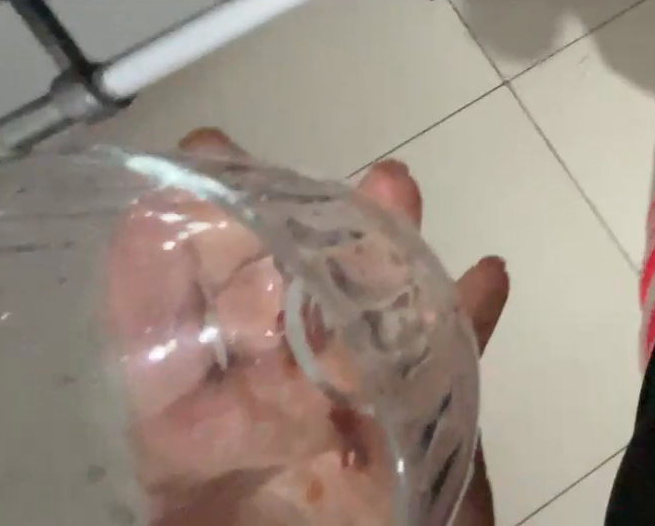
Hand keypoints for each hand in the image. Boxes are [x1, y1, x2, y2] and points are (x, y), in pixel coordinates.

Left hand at [106, 129, 509, 524]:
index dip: (167, 256)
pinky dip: (470, 316)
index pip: (171, 331)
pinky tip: (487, 278)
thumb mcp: (196, 516)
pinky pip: (453, 353)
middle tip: (283, 164)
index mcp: (197, 434)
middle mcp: (276, 402)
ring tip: (394, 186)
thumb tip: (173, 419)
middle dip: (292, 226)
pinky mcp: (429, 406)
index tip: (180, 177)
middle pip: (281, 297)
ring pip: (368, 304)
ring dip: (385, 244)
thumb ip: (190, 461)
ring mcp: (357, 398)